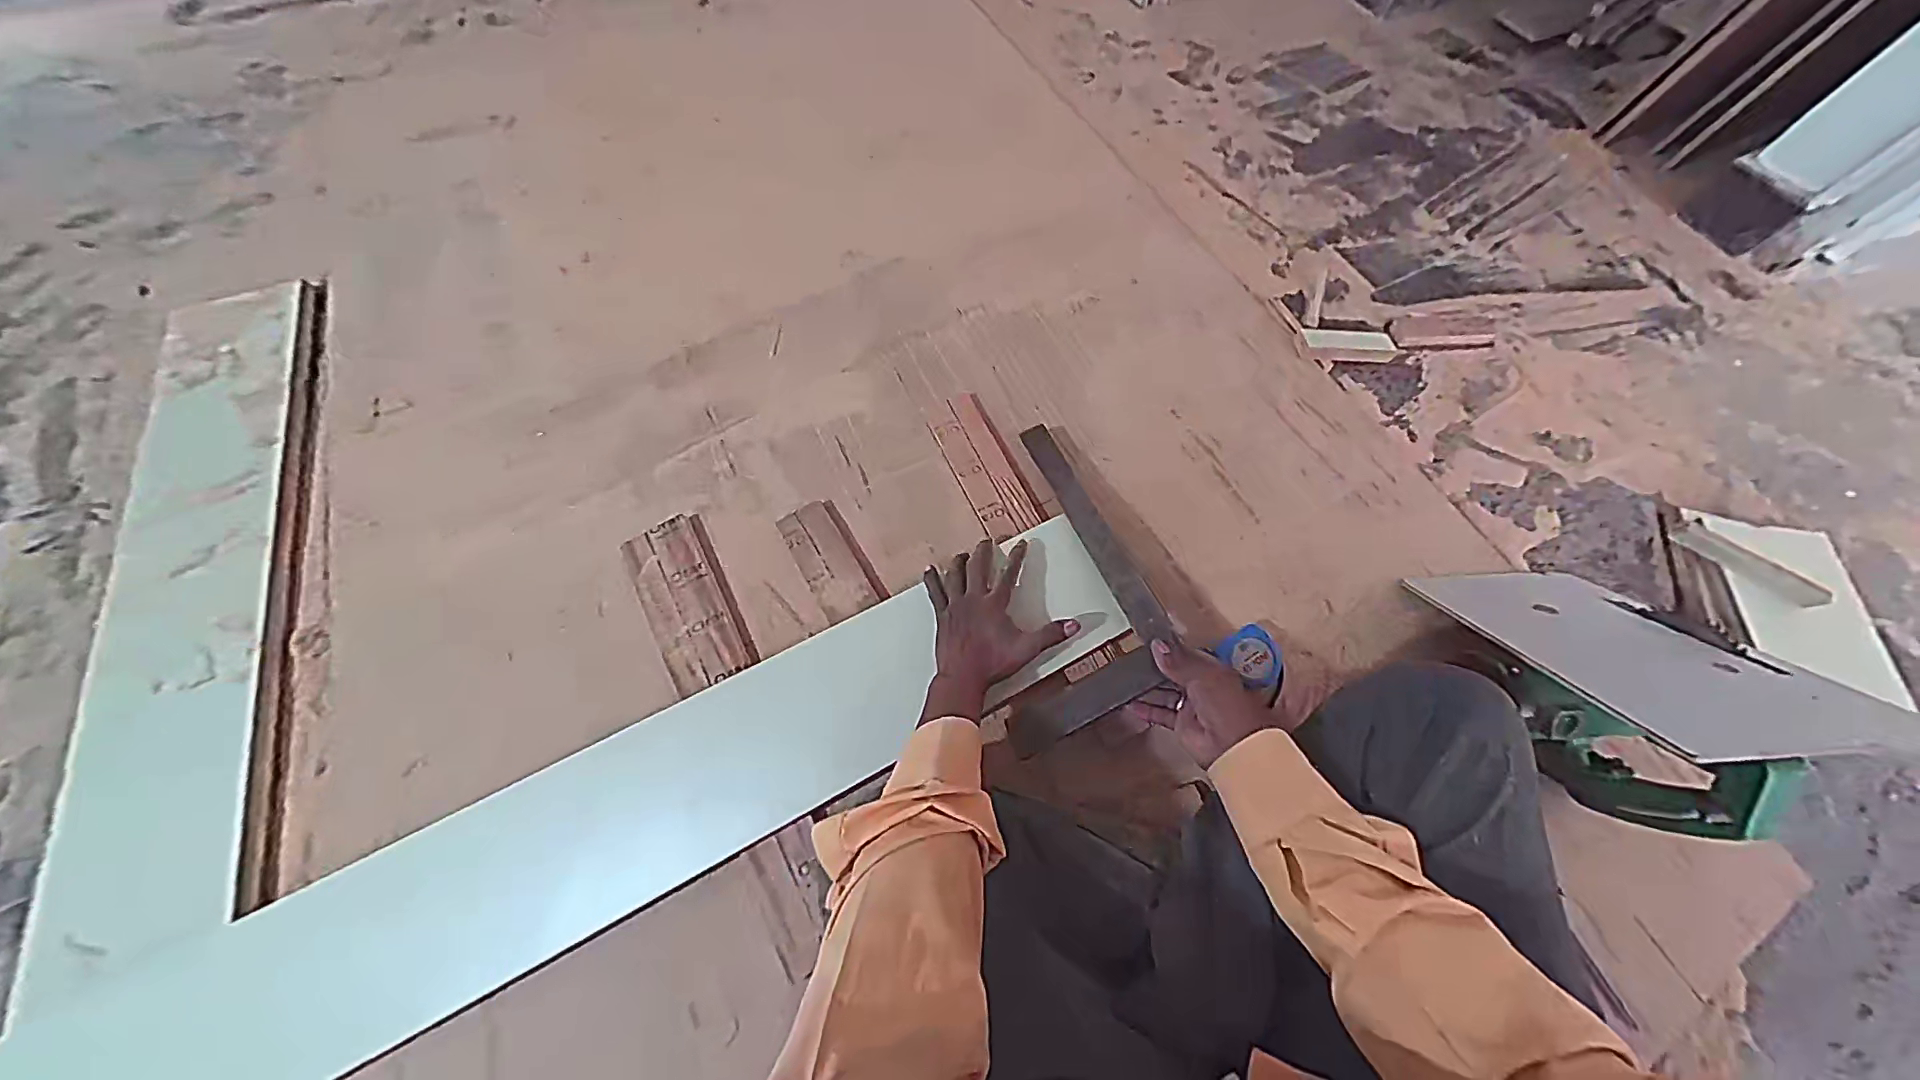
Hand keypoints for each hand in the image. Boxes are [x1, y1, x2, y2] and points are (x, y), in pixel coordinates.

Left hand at [920, 538, 1078, 723]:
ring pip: (955, 575)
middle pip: (978, 567)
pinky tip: (929, 570)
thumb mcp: (1026, 649)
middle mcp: (973, 600)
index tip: (1021, 545)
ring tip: (963, 554)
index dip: (1016, 557)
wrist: (962, 677)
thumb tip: (1072, 626)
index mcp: (994, 604)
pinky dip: (932, 580)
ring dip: (959, 562)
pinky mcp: (942, 616)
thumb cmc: (991, 663)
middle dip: (983, 551)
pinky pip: (935, 592)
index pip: (1009, 574)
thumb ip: (1050, 635)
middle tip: (987, 541)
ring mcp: (955, 606)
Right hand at [1124, 639, 1287, 766]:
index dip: (1171, 648)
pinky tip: (1130, 705)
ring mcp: (1192, 706)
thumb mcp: (1202, 676)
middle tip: (1131, 658)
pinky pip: (1161, 714)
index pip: (1188, 655)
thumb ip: (1178, 661)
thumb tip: (1157, 644)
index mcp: (1212, 670)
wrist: (1234, 746)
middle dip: (1156, 668)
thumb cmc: (1226, 705)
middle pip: (1174, 674)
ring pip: (1165, 694)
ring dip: (1148, 689)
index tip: (1149, 640)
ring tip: (1126, 679)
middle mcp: (1202, 687)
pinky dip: (1146, 710)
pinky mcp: (1182, 725)